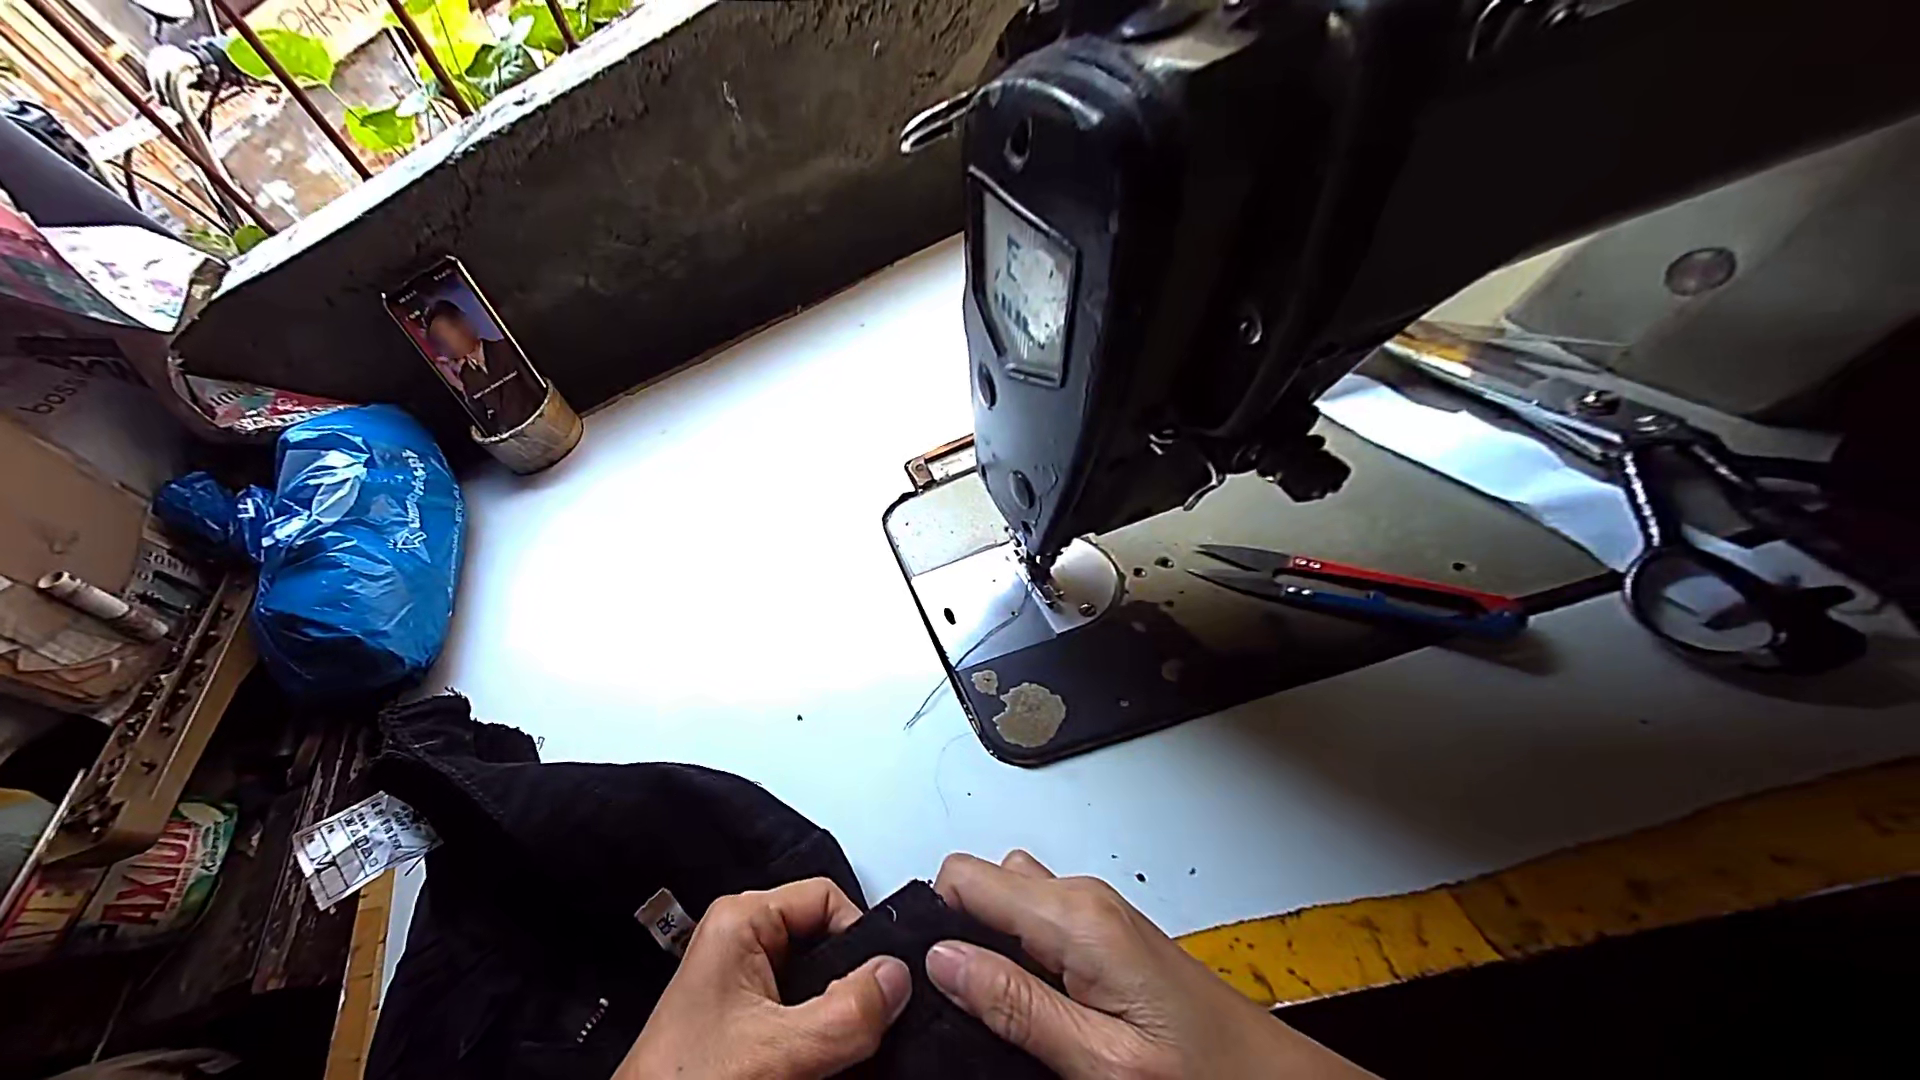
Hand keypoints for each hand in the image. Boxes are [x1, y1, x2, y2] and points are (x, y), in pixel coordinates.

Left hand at [616, 877, 911, 1079]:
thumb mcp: (775, 1051)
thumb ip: (844, 1013)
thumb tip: (897, 978)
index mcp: (742, 920)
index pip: (827, 898)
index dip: (859, 937)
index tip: (880, 985)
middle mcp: (744, 941)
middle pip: (827, 940)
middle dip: (851, 986)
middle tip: (869, 1027)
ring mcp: (745, 981)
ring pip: (819, 982)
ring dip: (840, 1017)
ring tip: (851, 1052)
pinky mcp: (748, 1019)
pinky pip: (805, 1012)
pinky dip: (825, 1037)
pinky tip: (832, 1064)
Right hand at [926, 852, 1374, 1078]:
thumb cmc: (1205, 1074)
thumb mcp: (1098, 1061)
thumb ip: (1014, 1003)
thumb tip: (945, 960)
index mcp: (1077, 917)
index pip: (967, 875)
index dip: (936, 917)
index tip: (931, 970)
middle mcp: (1083, 896)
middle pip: (985, 879)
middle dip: (962, 927)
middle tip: (968, 997)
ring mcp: (1094, 906)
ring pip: (1009, 894)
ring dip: (992, 937)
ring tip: (1002, 1001)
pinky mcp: (1102, 925)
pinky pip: (1037, 912)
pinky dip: (1019, 943)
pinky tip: (1035, 995)